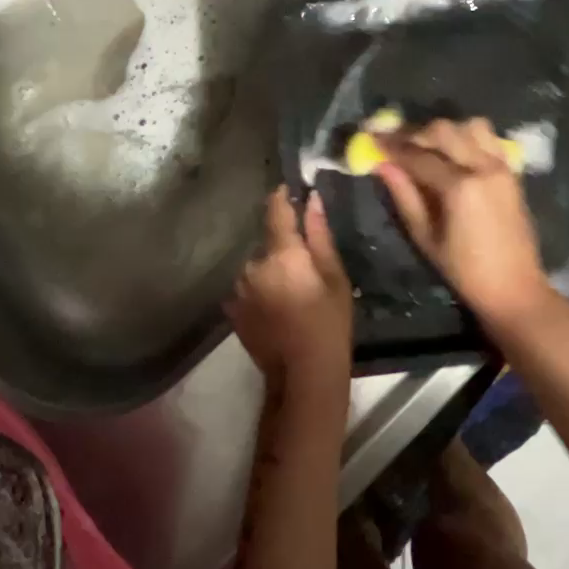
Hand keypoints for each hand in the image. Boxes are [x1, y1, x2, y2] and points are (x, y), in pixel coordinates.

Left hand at [228, 186, 353, 394]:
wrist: (302, 377)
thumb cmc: (328, 326)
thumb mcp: (336, 278)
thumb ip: (321, 236)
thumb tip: (313, 199)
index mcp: (281, 253)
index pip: (276, 210)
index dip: (283, 197)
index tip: (291, 191)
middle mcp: (253, 264)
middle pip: (267, 242)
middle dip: (283, 246)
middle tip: (305, 264)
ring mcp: (239, 288)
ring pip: (257, 266)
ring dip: (270, 269)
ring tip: (292, 290)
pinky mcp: (232, 309)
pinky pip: (248, 287)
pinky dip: (260, 289)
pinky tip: (277, 306)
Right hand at [374, 118, 554, 323]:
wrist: (515, 288)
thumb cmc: (465, 271)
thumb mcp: (426, 237)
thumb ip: (404, 196)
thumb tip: (382, 165)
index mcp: (460, 187)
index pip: (419, 156)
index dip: (392, 147)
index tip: (372, 140)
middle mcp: (483, 167)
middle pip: (443, 131)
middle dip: (415, 132)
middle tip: (394, 141)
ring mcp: (502, 166)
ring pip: (470, 126)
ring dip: (444, 131)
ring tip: (426, 145)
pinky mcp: (512, 172)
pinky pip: (489, 139)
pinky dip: (468, 137)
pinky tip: (453, 151)